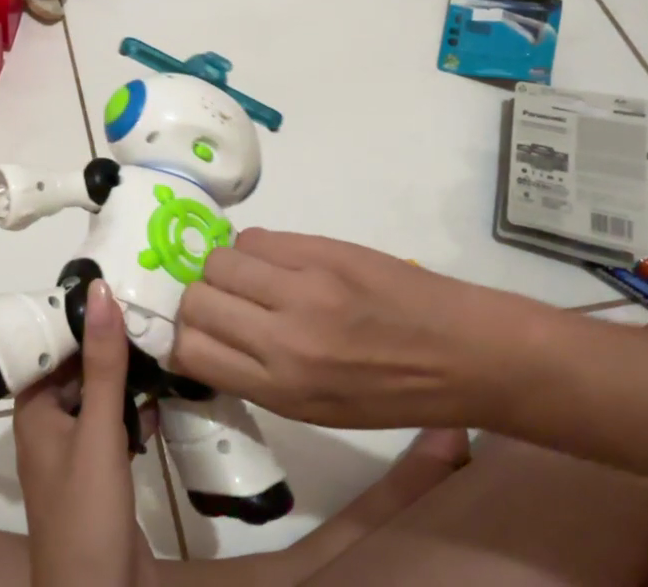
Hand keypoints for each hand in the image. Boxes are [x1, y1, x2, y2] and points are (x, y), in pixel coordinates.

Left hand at [14, 280, 155, 586]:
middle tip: (149, 309)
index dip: (77, 316)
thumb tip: (99, 292)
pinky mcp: (99, 470)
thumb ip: (103, 364)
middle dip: (108, 344)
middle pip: (76, 368)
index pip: (50, 344)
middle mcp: (48, 422)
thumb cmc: (86, 510)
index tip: (113, 285)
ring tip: (161, 342)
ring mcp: (74, 448)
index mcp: (33, 408)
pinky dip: (134, 411)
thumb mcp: (97, 430)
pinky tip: (162, 397)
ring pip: (98, 396)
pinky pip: (114, 425)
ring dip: (125, 377)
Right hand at [172, 229, 550, 429]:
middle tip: (223, 305)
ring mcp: (304, 288)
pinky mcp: (323, 250)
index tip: (194, 333)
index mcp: (283, 389)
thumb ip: (251, 375)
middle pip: (196, 299)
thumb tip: (199, 338)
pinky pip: (256, 238)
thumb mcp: (314, 409)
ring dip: (224, 270)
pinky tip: (277, 264)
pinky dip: (255, 250)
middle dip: (198, 301)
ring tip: (251, 280)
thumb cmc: (390, 393)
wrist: (465, 353)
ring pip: (218, 260)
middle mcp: (285, 339)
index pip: (190, 350)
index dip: (181, 338)